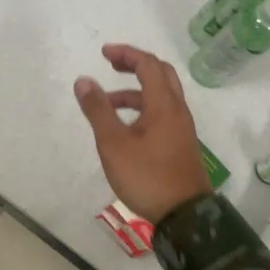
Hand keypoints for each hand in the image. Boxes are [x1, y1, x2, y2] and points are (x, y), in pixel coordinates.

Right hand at [74, 44, 211, 222]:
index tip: (104, 53)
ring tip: (106, 103)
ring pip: (161, 95)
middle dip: (135, 65)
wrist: (185, 215)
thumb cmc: (147, 176)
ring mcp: (181, 128)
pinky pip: (162, 112)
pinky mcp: (180, 143)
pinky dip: (142, 107)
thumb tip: (84, 80)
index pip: (148, 65)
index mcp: (163, 104)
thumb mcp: (113, 143)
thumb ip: (98, 110)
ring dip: (135, 90)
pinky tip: (125, 127)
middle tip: (111, 65)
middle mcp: (177, 110)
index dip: (126, 54)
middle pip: (161, 74)